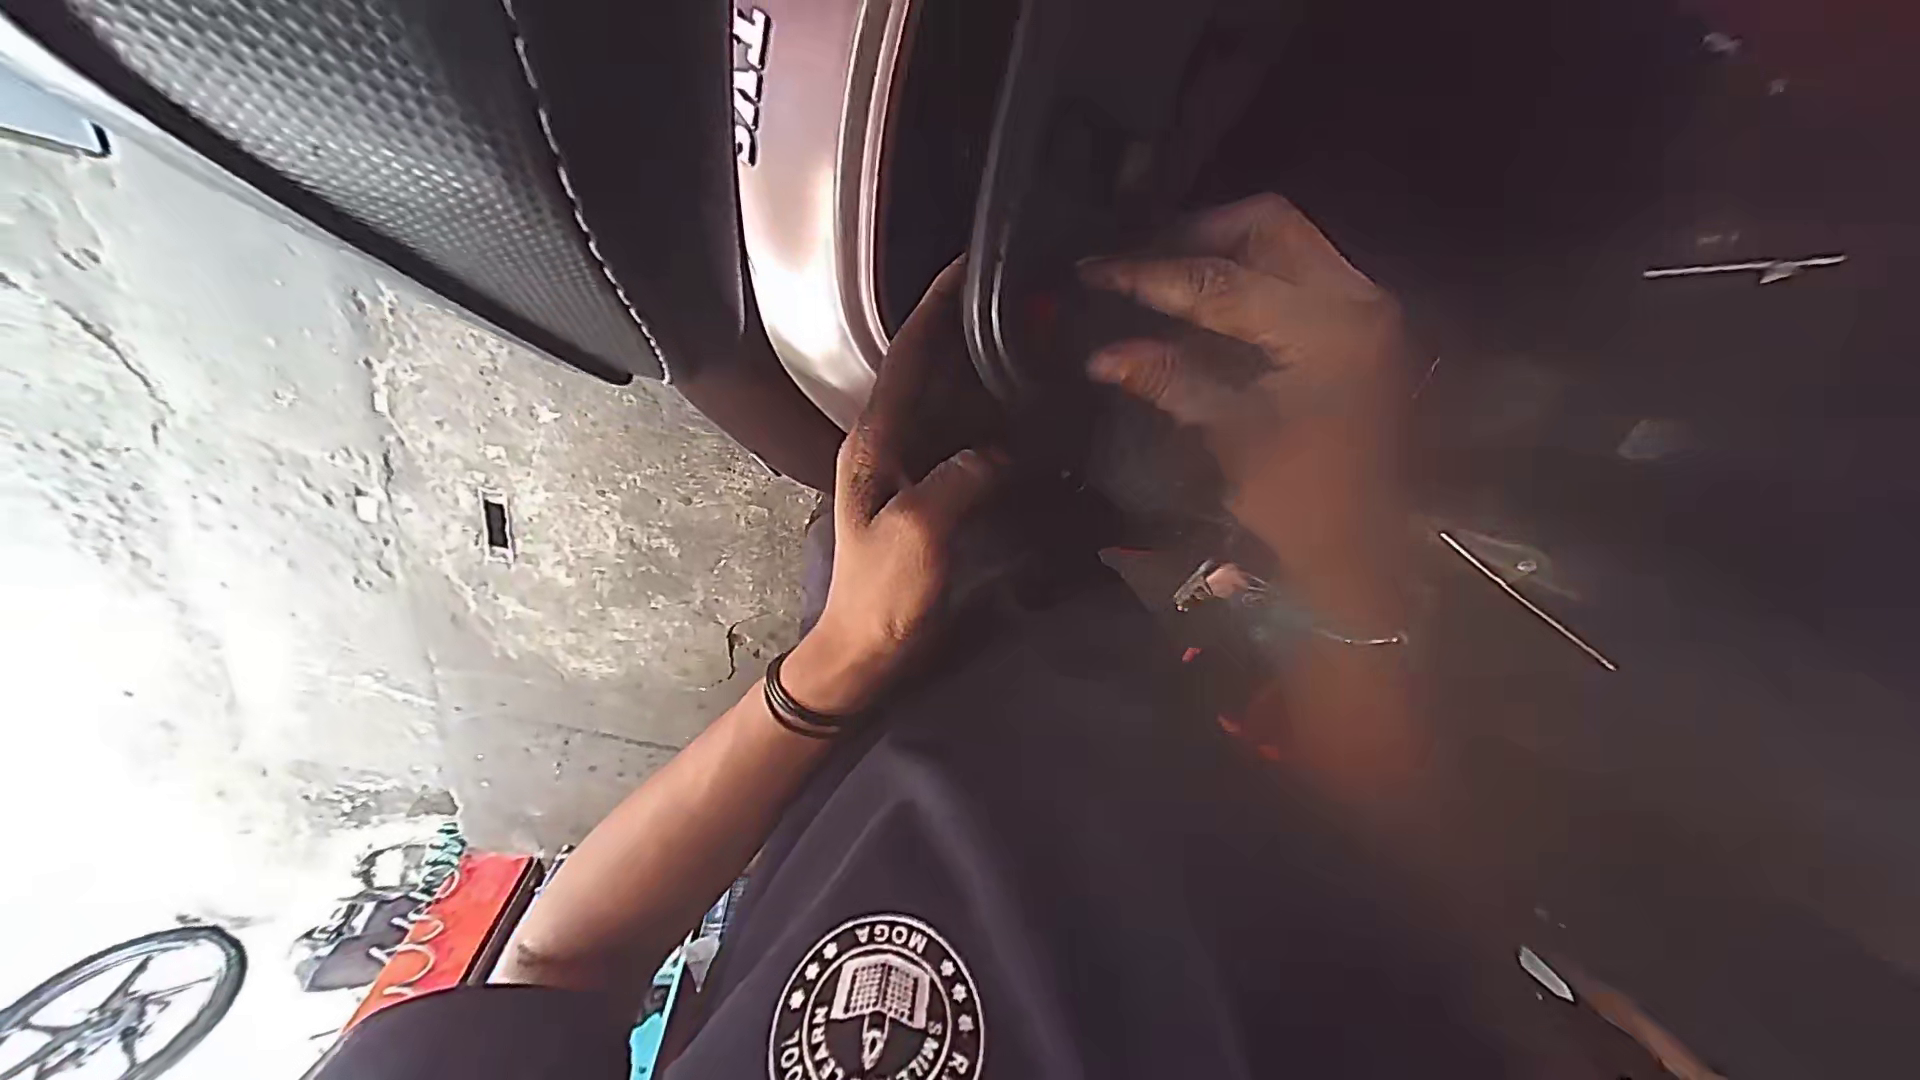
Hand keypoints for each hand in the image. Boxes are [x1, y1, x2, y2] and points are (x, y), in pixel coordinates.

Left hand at [783, 261, 1002, 712]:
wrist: (867, 648)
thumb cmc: (882, 594)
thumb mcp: (919, 533)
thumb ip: (958, 479)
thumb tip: (1000, 448)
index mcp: (874, 442)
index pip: (906, 358)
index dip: (934, 310)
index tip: (968, 265)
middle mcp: (890, 445)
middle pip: (930, 372)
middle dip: (966, 332)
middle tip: (1022, 303)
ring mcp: (912, 470)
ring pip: (951, 406)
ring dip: (984, 376)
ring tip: (1033, 346)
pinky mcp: (932, 494)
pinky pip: (966, 444)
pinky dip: (994, 424)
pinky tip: (1027, 416)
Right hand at [1078, 194, 1412, 624]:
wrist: (1361, 547)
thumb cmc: (1298, 501)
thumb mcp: (1229, 435)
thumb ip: (1171, 379)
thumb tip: (1103, 355)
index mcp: (1326, 328)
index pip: (1221, 283)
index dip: (1151, 276)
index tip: (1098, 270)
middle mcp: (1355, 300)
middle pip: (1269, 225)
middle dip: (1195, 234)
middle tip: (1138, 259)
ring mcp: (1360, 311)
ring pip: (1285, 245)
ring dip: (1220, 250)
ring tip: (1160, 271)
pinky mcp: (1353, 332)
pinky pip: (1294, 277)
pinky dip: (1243, 279)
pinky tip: (1201, 302)